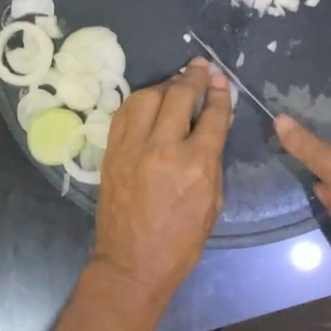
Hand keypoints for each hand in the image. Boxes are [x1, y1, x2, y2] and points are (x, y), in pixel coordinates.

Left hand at [91, 59, 234, 303]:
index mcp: (196, 165)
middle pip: (178, 96)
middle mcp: (163, 149)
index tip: (220, 79)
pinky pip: (123, 115)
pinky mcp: (111, 153)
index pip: (212, 115)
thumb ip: (213, 159)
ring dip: (163, 86)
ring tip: (174, 84)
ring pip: (145, 98)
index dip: (219, 92)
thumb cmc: (181, 241)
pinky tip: (147, 101)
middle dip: (192, 77)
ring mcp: (131, 149)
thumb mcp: (213, 202)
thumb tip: (214, 124)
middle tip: (200, 67)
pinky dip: (137, 102)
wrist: (133, 262)